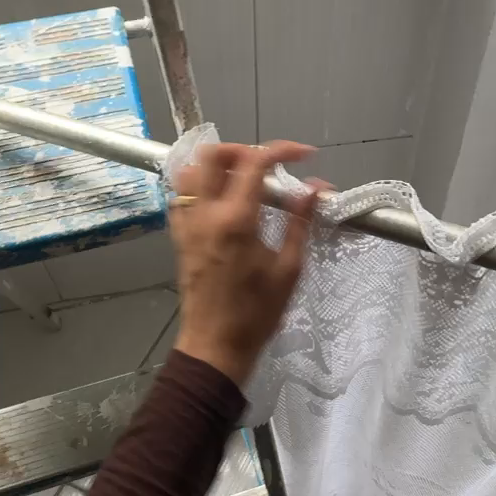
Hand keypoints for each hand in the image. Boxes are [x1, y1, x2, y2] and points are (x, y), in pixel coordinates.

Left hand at [169, 140, 320, 385]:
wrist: (215, 345)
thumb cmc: (257, 312)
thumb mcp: (289, 268)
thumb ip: (301, 221)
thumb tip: (316, 187)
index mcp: (237, 220)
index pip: (255, 163)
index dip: (282, 150)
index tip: (304, 155)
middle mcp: (205, 214)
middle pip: (212, 154)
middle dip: (244, 149)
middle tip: (268, 164)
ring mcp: (186, 224)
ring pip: (190, 170)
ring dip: (217, 164)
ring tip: (243, 177)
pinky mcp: (179, 236)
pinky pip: (182, 195)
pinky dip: (200, 185)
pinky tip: (222, 200)